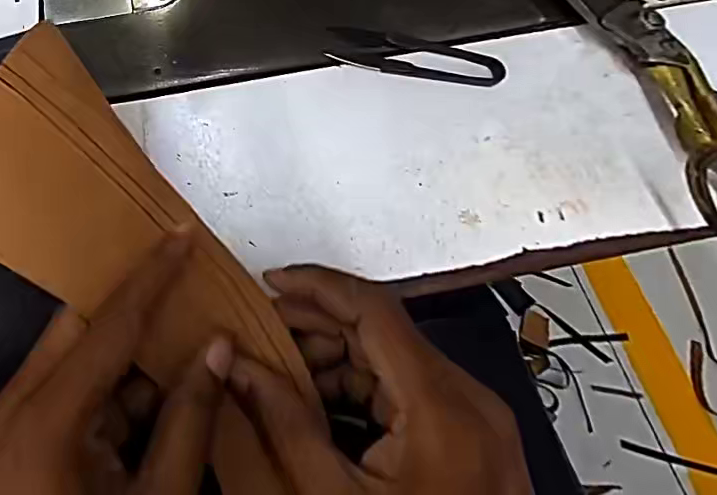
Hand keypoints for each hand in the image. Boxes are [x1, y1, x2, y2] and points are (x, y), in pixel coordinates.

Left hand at [0, 231, 231, 494]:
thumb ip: (190, 418)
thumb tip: (217, 349)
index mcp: (49, 414)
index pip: (113, 320)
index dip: (154, 273)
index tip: (181, 233)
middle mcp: (26, 401)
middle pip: (92, 326)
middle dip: (144, 305)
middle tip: (190, 279)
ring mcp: (22, 418)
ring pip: (88, 354)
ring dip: (138, 349)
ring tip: (188, 336)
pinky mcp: (30, 434)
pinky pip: (82, 385)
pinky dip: (123, 383)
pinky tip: (164, 388)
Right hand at [228, 266, 532, 494]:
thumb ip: (284, 424)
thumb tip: (241, 367)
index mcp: (443, 409)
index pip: (372, 308)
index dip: (316, 284)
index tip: (276, 279)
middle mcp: (469, 402)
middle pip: (381, 329)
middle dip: (317, 324)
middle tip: (267, 332)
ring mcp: (475, 420)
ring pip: (392, 355)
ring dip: (335, 355)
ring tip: (286, 372)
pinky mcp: (470, 436)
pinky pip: (407, 386)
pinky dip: (360, 385)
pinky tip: (321, 400)